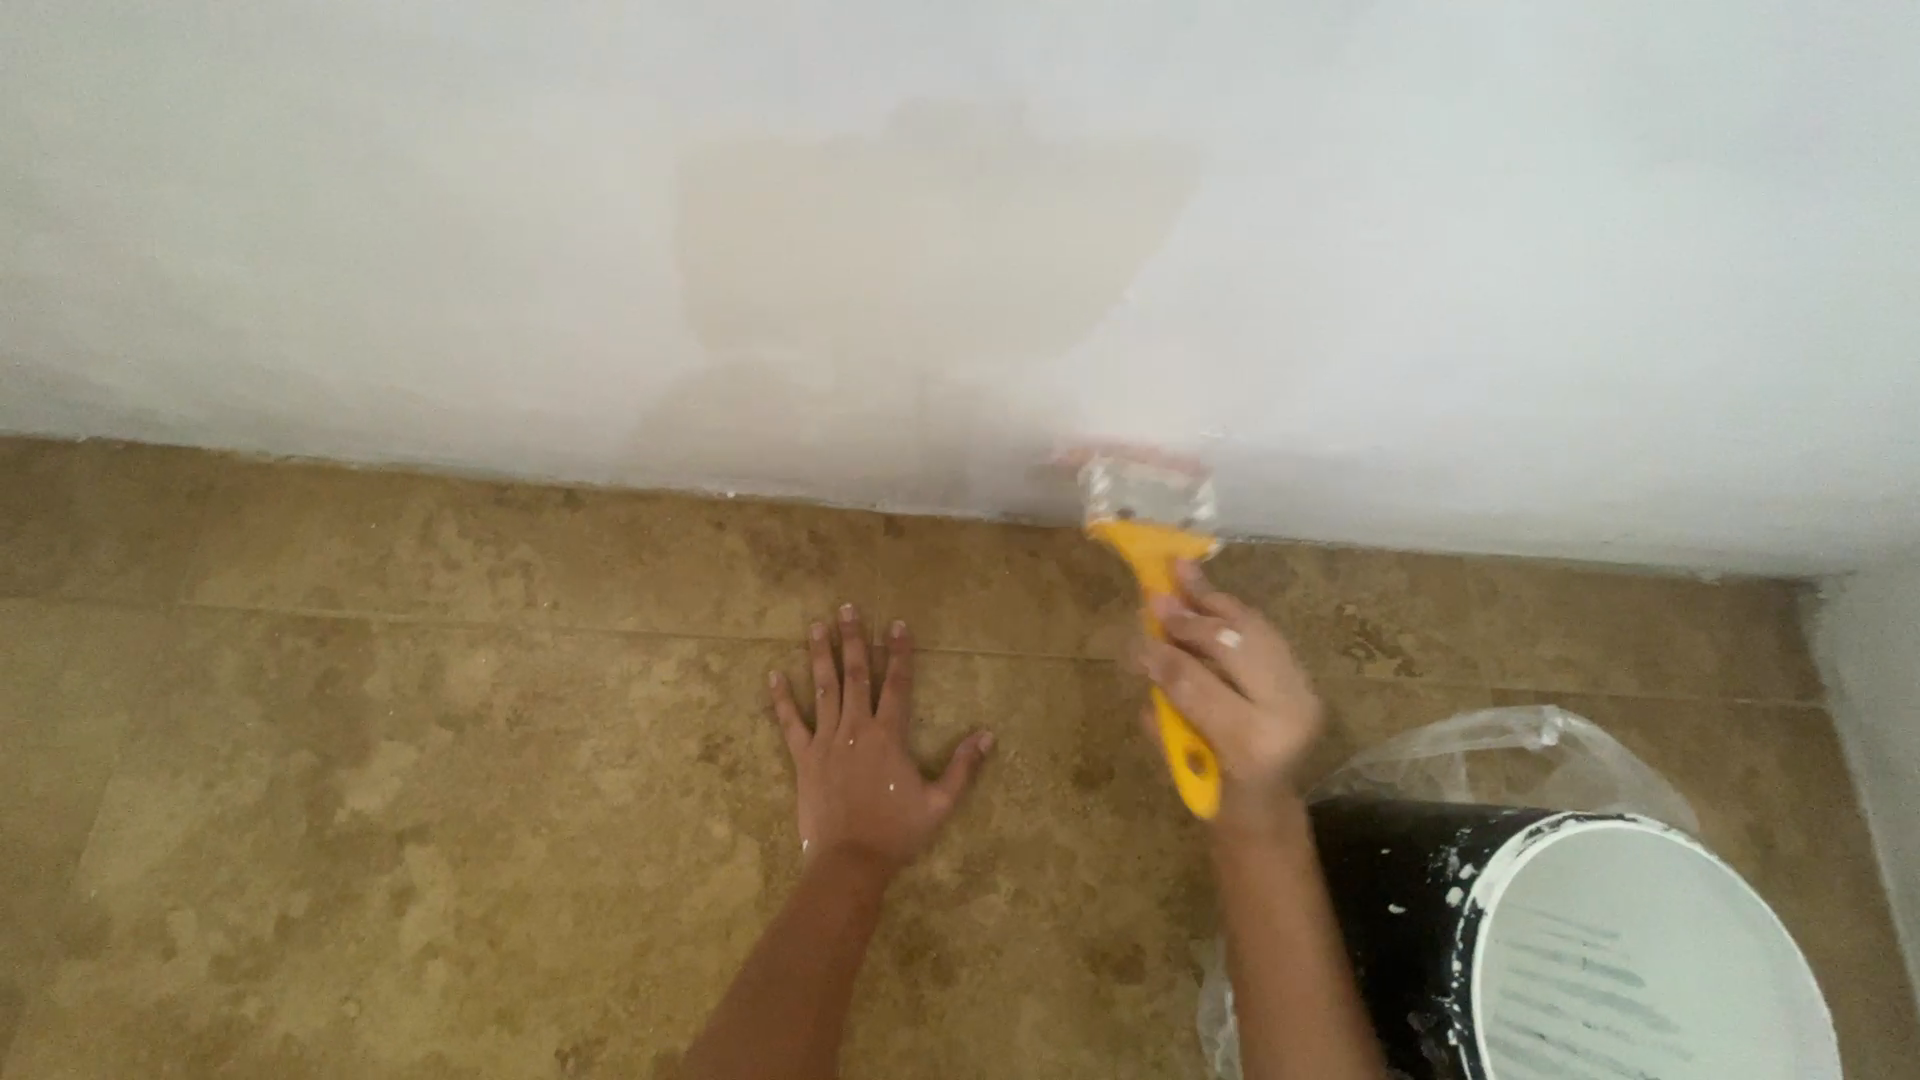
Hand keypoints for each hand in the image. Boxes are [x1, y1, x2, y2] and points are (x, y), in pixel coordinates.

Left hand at [768, 604, 994, 875]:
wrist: (849, 862)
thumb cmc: (897, 833)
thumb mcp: (940, 803)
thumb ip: (963, 767)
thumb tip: (988, 736)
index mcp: (889, 736)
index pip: (897, 683)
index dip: (899, 652)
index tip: (897, 624)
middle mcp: (856, 728)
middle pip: (856, 674)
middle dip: (854, 638)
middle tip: (848, 608)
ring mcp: (826, 741)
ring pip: (823, 688)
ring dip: (821, 654)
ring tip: (817, 625)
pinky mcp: (804, 758)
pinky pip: (790, 723)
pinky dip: (782, 699)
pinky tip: (774, 675)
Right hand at [1134, 560, 1323, 839]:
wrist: (1267, 806)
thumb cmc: (1213, 792)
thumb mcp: (1178, 758)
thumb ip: (1161, 709)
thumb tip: (1144, 651)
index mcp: (1250, 745)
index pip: (1199, 687)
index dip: (1164, 659)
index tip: (1136, 640)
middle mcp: (1287, 714)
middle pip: (1235, 649)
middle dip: (1191, 621)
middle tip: (1155, 596)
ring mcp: (1303, 693)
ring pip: (1256, 632)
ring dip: (1214, 601)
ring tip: (1181, 571)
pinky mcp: (1305, 680)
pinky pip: (1265, 634)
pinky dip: (1232, 612)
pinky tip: (1205, 593)